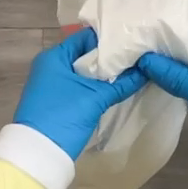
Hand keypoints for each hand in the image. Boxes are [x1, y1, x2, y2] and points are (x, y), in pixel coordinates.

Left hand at [13, 28, 148, 159]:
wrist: (40, 151)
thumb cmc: (64, 116)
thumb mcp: (95, 98)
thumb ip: (122, 83)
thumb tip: (147, 70)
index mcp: (54, 56)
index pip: (85, 37)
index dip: (108, 37)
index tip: (132, 38)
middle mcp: (51, 65)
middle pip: (85, 54)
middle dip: (109, 56)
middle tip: (137, 54)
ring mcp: (53, 83)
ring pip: (83, 71)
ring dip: (103, 72)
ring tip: (133, 68)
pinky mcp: (58, 99)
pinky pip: (80, 85)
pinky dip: (95, 84)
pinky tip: (116, 85)